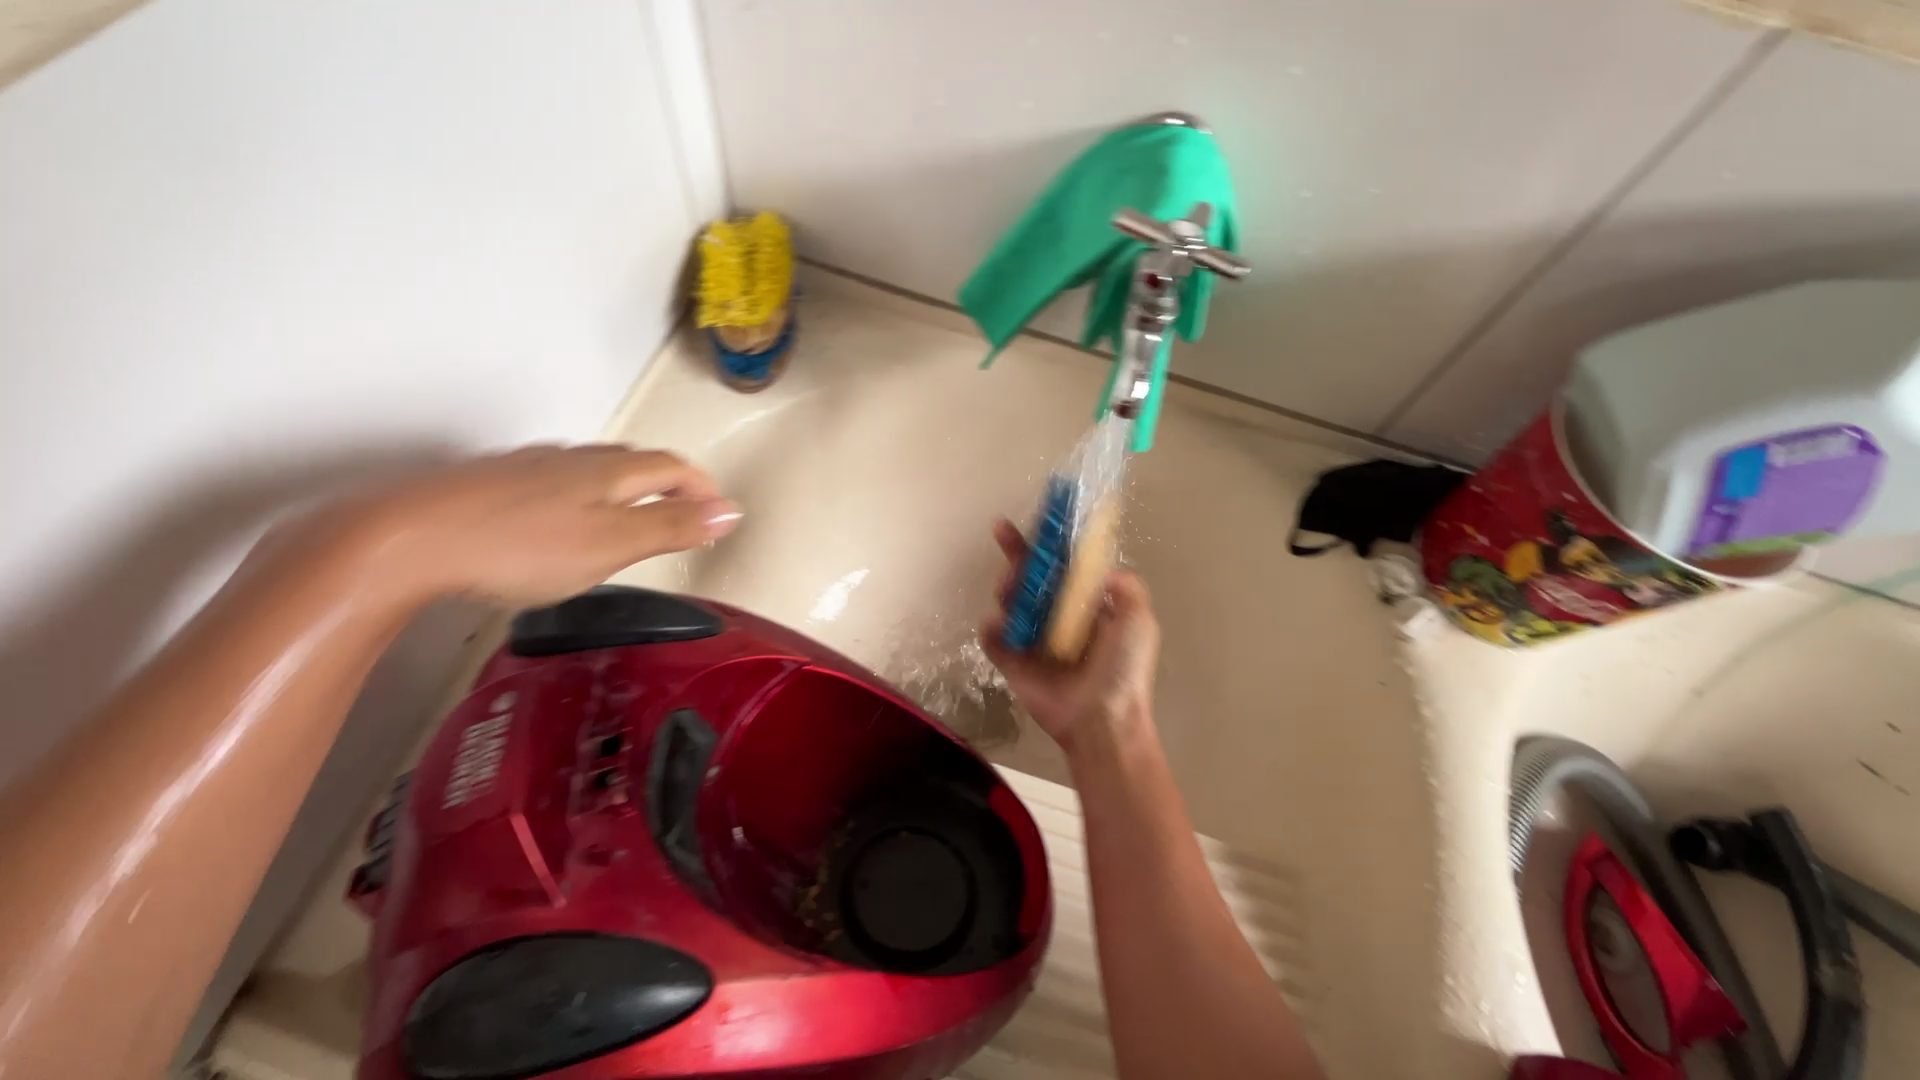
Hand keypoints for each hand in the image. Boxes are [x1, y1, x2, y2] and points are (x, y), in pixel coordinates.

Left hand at [270, 445, 740, 607]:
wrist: (407, 539)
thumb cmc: (521, 548)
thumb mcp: (611, 546)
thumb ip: (670, 527)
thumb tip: (730, 511)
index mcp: (606, 472)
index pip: (670, 467)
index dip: (701, 488)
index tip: (720, 514)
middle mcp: (569, 459)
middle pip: (632, 461)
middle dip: (666, 483)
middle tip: (683, 513)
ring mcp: (524, 468)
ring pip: (589, 469)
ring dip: (622, 488)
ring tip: (629, 517)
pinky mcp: (488, 485)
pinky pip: (552, 482)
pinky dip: (579, 497)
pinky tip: (560, 522)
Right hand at [980, 519, 1159, 754]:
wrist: (1101, 720)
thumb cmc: (1123, 669)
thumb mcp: (1139, 620)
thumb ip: (1126, 585)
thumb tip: (1097, 567)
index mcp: (1087, 607)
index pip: (1064, 569)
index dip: (1050, 546)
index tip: (1035, 524)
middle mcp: (1058, 619)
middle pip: (1031, 580)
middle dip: (1019, 559)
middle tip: (1009, 546)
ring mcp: (1033, 640)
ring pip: (1010, 602)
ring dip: (1007, 588)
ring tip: (1011, 590)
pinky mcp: (1012, 662)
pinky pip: (993, 637)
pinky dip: (993, 628)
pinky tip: (1001, 624)